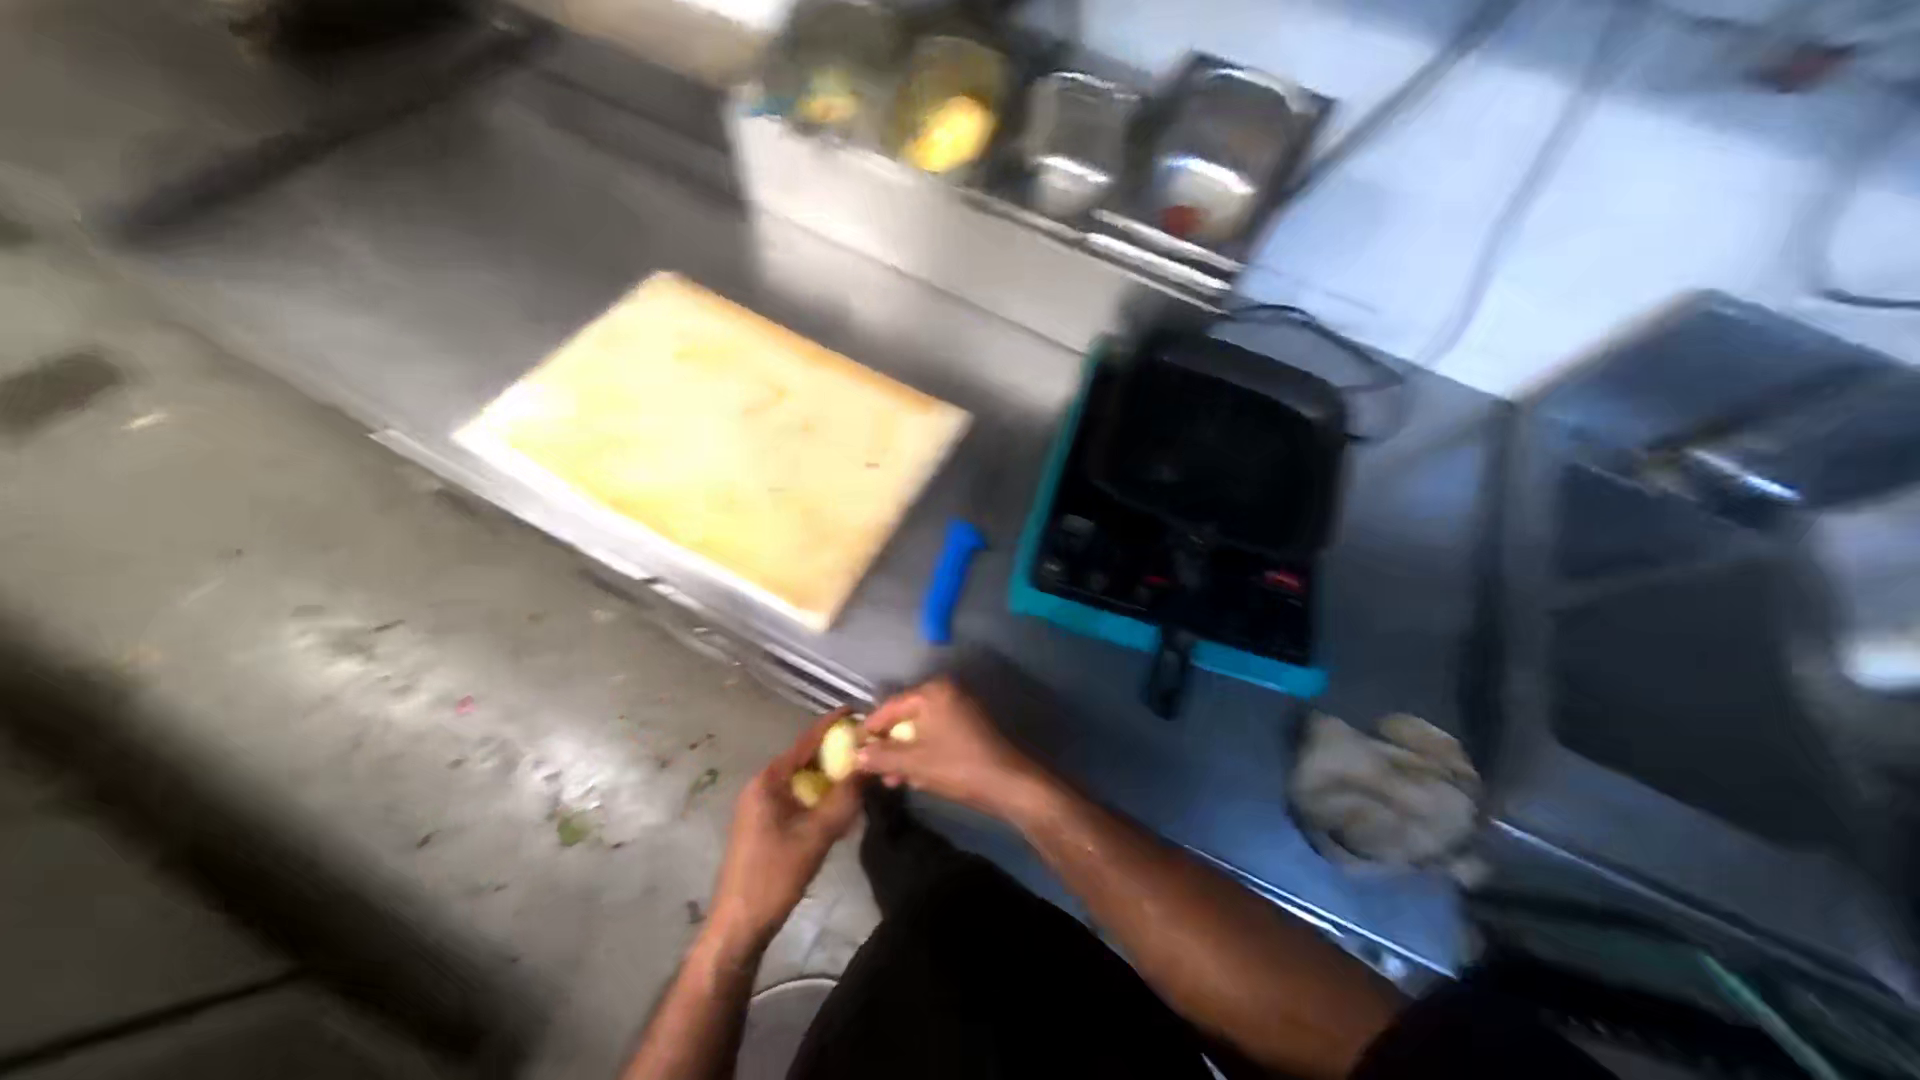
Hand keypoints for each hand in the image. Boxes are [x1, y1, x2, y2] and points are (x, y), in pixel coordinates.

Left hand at [707, 708, 862, 949]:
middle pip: (804, 758)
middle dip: (835, 752)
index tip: (856, 710)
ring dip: (828, 777)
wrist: (740, 924)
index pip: (805, 741)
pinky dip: (818, 796)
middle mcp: (762, 786)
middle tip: (866, 748)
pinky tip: (838, 806)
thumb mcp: (817, 834)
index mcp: (769, 780)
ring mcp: (760, 806)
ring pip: (802, 780)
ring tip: (858, 774)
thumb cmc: (775, 875)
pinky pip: (796, 797)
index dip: (831, 725)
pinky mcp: (764, 824)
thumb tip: (870, 765)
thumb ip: (846, 798)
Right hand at [857, 678, 1053, 822]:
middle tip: (872, 768)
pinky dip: (924, 752)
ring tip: (892, 780)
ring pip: (922, 729)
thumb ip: (881, 756)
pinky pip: (938, 735)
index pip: (890, 707)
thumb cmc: (958, 766)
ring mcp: (962, 709)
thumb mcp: (913, 763)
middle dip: (889, 746)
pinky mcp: (972, 726)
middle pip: (906, 717)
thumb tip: (857, 755)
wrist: (1009, 784)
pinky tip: (915, 776)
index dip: (869, 729)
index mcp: (933, 692)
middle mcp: (947, 693)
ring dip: (905, 754)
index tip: (852, 748)